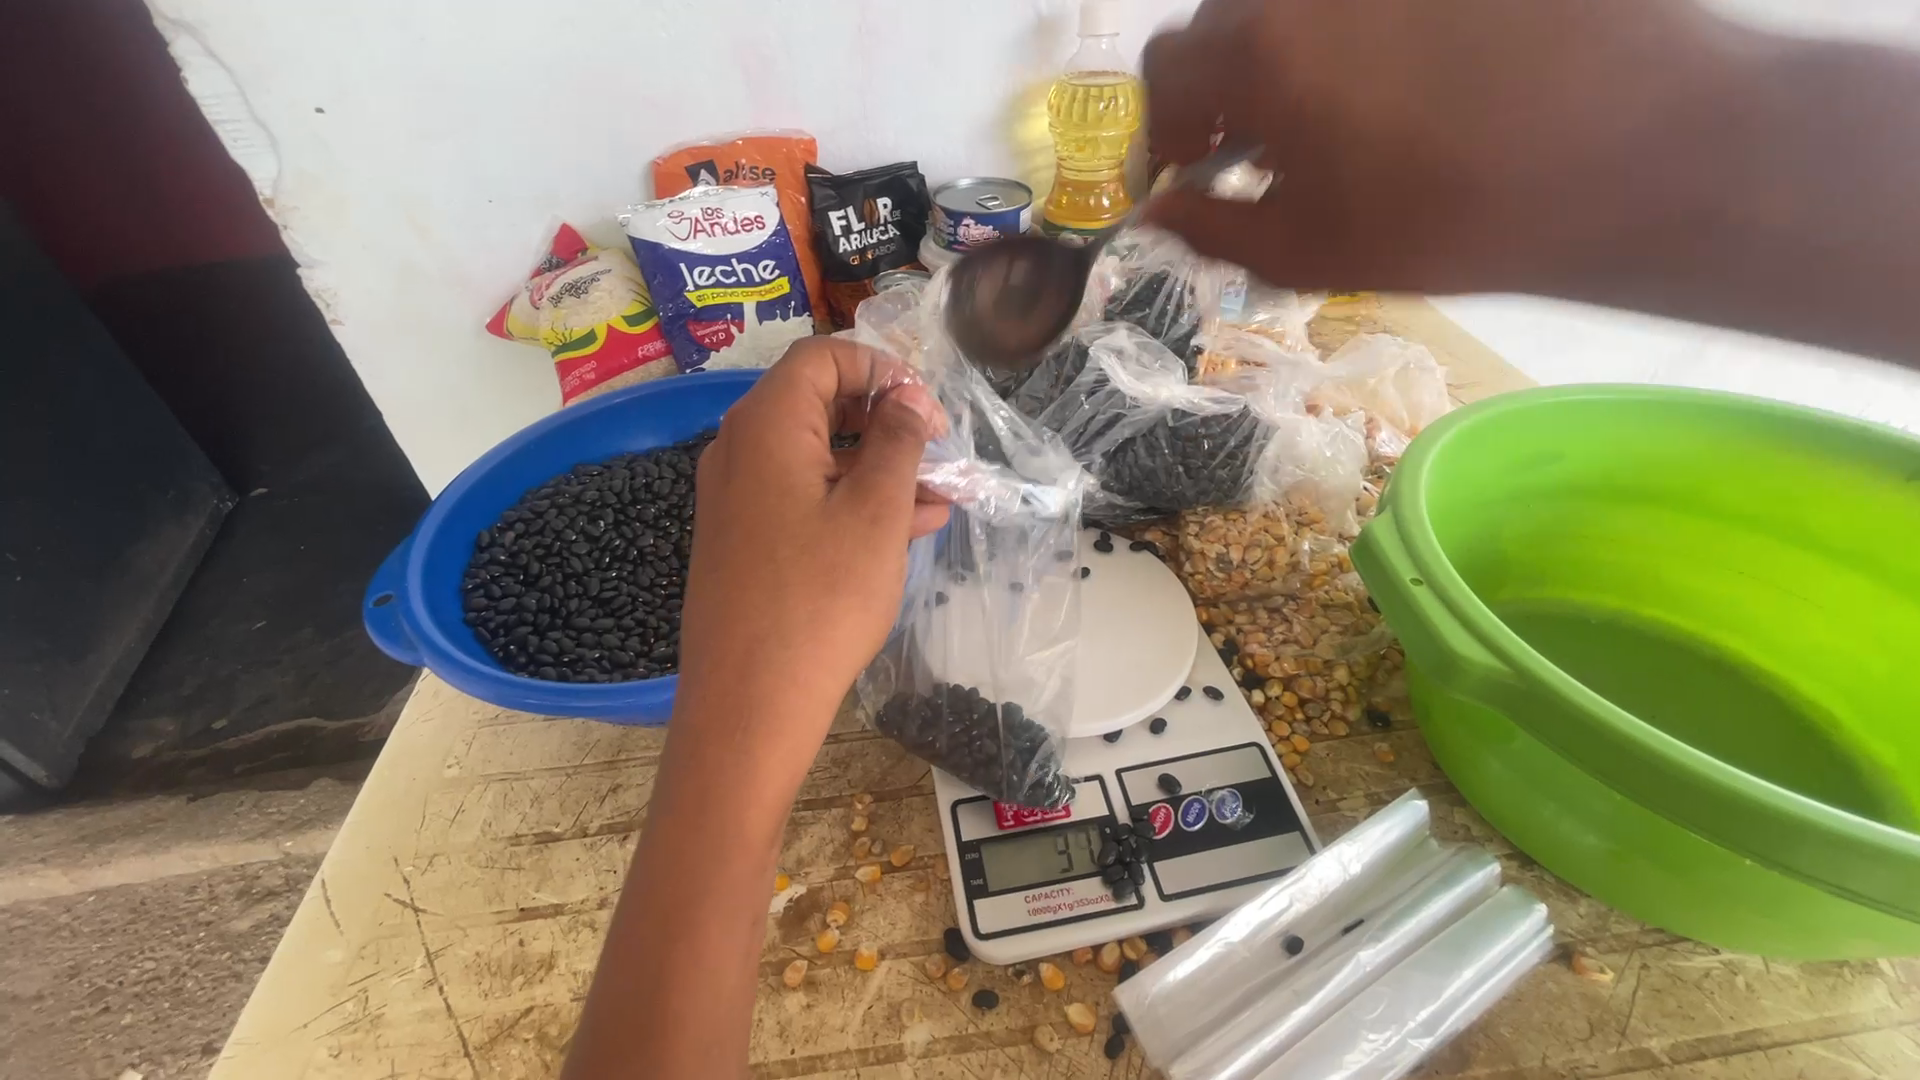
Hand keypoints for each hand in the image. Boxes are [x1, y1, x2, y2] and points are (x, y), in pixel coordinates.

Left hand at [674, 337, 949, 732]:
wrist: (750, 703)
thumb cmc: (820, 598)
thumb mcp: (876, 511)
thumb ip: (898, 440)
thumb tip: (908, 397)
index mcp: (767, 425)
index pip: (823, 357)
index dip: (882, 367)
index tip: (928, 406)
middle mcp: (741, 450)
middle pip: (819, 405)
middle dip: (886, 421)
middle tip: (939, 449)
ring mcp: (737, 499)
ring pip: (817, 459)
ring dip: (878, 468)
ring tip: (940, 495)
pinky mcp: (745, 541)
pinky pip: (803, 500)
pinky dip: (851, 504)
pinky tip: (907, 528)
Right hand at [1143, 0, 1754, 293]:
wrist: (1626, 157)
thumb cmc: (1440, 223)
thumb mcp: (1303, 250)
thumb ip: (1210, 227)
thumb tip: (1156, 209)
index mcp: (1264, 51)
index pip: (1165, 66)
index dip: (1162, 125)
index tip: (1187, 169)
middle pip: (1223, 20)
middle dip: (1214, 86)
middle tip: (1246, 147)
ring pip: (1292, 6)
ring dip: (1276, 58)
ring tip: (1317, 119)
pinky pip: (1358, 2)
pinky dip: (1341, 37)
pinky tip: (1383, 82)